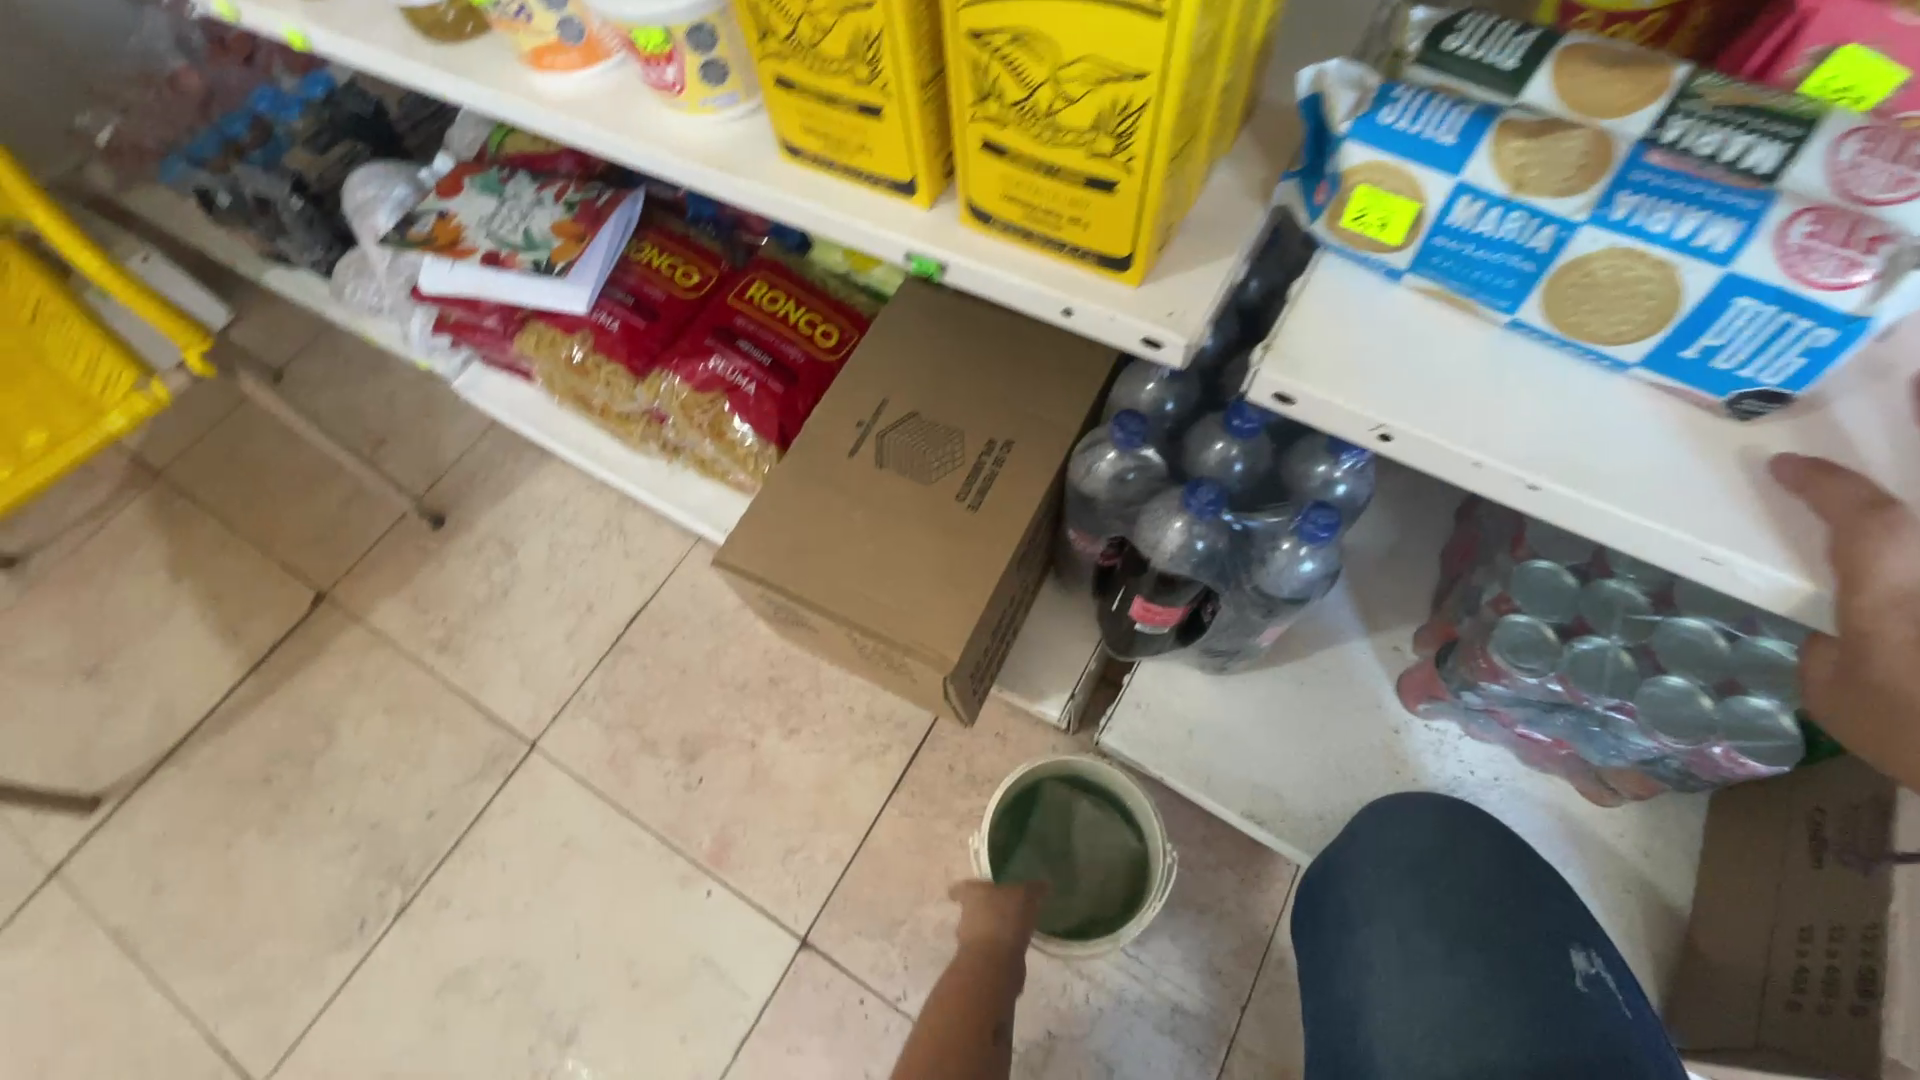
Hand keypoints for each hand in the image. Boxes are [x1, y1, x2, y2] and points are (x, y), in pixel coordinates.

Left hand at [948, 880, 1047, 956]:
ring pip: (981, 929)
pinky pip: (991, 948)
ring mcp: (971, 940)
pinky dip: (1000, 947)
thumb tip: (1043, 884)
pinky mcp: (981, 961)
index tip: (963, 891)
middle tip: (1002, 907)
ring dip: (993, 929)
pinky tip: (1015, 945)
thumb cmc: (1005, 918)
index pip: (962, 888)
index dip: (962, 889)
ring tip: (1012, 927)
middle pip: (972, 909)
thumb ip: (1033, 889)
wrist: (995, 963)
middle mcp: (967, 915)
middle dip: (985, 909)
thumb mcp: (1025, 895)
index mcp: (973, 894)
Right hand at [1769, 389, 1919, 788]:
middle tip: (1907, 381)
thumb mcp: (1838, 698)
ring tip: (1901, 436)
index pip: (1858, 512)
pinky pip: (1910, 553)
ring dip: (1906, 491)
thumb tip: (1840, 629)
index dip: (1820, 483)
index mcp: (1898, 580)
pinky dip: (1899, 537)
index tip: (1785, 467)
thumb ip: (1831, 649)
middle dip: (1915, 434)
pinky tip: (1891, 539)